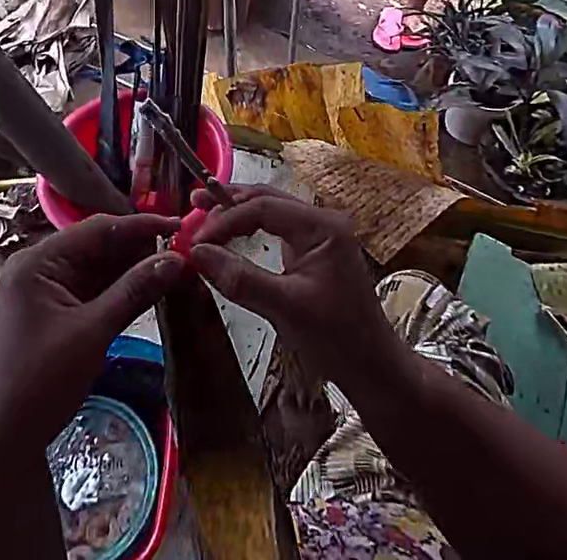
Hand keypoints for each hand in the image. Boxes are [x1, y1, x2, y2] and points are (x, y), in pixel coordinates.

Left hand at [0, 213, 184, 449]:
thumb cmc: (38, 383)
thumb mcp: (91, 332)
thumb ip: (134, 290)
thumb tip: (176, 259)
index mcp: (39, 261)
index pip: (98, 229)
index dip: (141, 225)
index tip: (181, 225)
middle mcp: (41, 268)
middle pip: (99, 247)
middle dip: (141, 250)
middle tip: (186, 253)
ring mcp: (47, 294)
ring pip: (99, 271)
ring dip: (135, 272)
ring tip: (177, 271)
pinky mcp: (55, 317)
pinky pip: (94, 294)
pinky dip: (121, 294)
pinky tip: (152, 292)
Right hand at [186, 185, 398, 385]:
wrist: (373, 368)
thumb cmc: (336, 339)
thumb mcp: (285, 308)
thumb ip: (240, 278)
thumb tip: (196, 253)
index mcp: (322, 226)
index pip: (263, 207)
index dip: (225, 219)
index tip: (195, 240)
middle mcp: (322, 221)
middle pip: (267, 198)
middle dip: (229, 201)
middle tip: (193, 204)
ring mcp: (319, 234)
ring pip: (270, 210)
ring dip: (237, 211)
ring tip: (203, 209)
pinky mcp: (313, 250)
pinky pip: (276, 227)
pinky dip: (249, 227)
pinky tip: (230, 232)